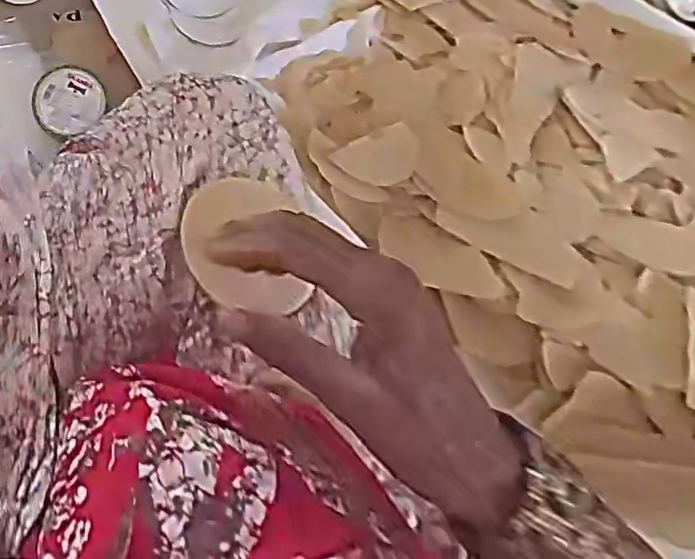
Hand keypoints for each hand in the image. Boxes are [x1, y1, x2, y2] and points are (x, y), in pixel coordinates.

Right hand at [209, 212, 524, 542]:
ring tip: (231, 250)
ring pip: (318, 235)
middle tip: (212, 243)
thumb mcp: (348, 400)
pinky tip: (272, 263)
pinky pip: (330, 250)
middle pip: (307, 230)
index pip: (299, 248)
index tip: (210, 250)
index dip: (249, 244)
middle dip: (254, 231)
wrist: (485, 464)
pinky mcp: (390, 284)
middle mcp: (384, 269)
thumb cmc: (419, 438)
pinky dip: (293, 249)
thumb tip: (224, 316)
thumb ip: (287, 351)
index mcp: (377, 291)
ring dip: (271, 236)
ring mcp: (390, 273)